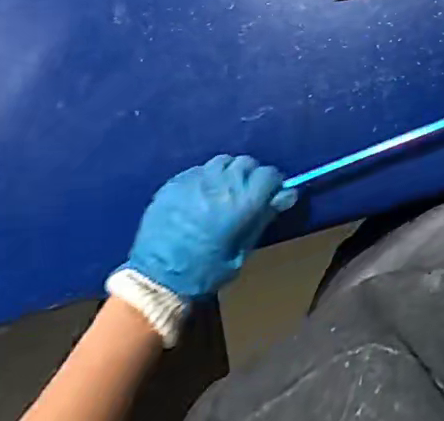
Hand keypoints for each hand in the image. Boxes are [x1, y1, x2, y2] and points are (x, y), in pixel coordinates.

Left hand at [122, 155, 297, 299]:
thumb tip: (287, 194)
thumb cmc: (206, 271)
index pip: (270, 174)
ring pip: (223, 162)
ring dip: (227, 173)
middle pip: (247, 163)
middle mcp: (223, 183)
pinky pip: (198, 170)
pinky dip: (205, 178)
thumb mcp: (243, 250)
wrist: (156, 282)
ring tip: (221, 191)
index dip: (272, 184)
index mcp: (244, 200)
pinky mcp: (174, 184)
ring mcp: (197, 180)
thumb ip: (264, 217)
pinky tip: (199, 195)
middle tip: (243, 195)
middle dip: (250, 176)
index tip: (269, 196)